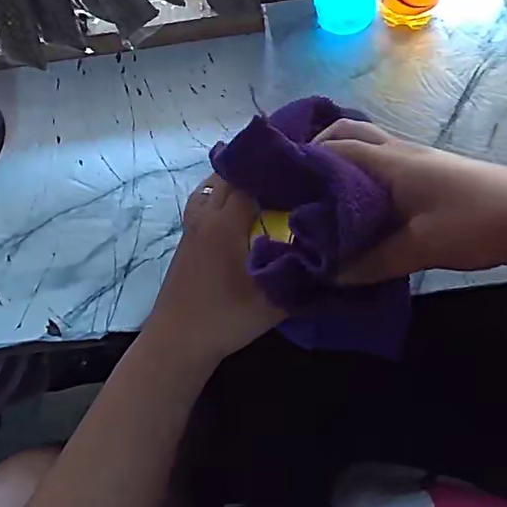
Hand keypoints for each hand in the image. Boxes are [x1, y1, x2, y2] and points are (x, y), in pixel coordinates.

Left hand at [142, 174, 281, 367]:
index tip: (299, 165)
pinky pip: (202, 200)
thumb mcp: (272, 301)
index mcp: (225, 224)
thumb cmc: (225, 319)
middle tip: (286, 171)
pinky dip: (219, 193)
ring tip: (261, 182)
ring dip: (234, 179)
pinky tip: (234, 206)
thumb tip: (329, 254)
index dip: (273, 169)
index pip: (248, 179)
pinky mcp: (186, 238)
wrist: (177, 341)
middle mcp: (206, 216)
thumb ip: (300, 275)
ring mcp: (192, 226)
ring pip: (210, 186)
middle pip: (227, 175)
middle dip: (256, 169)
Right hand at [315, 120, 506, 282]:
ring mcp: (415, 156)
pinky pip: (382, 155)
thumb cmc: (475, 223)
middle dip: (317, 147)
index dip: (303, 159)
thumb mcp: (421, 248)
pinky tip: (358, 196)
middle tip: (296, 179)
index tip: (278, 180)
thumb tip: (329, 276)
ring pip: (366, 141)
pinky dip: (360, 165)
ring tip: (319, 187)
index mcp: (390, 162)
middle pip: (347, 132)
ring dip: (340, 154)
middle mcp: (398, 150)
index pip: (334, 148)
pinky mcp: (428, 169)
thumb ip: (373, 262)